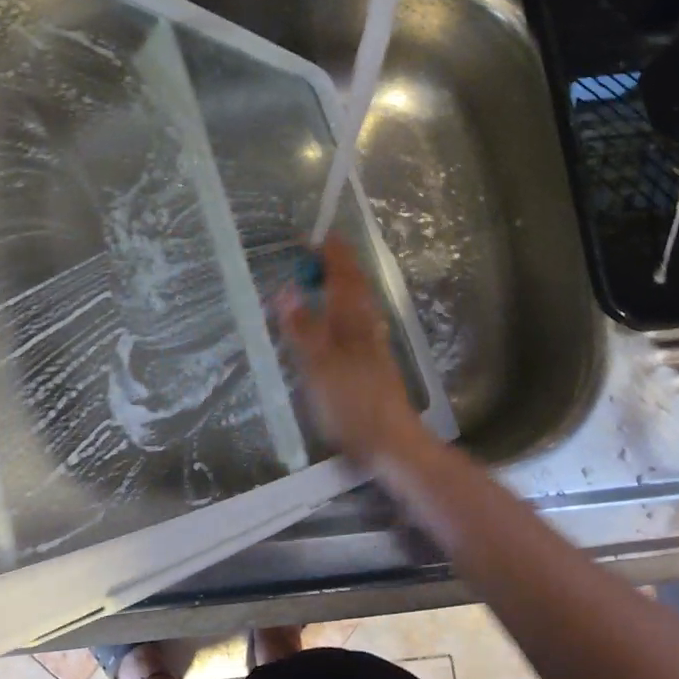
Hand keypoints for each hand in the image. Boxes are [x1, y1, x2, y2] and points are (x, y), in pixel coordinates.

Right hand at [277, 239, 431, 465]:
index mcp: (352, 318)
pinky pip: (356, 320)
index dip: (330, 252)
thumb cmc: (352, 402)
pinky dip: (342, 309)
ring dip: (341, 286)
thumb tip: (286, 288)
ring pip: (357, 302)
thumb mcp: (317, 365)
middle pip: (354, 284)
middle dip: (337, 264)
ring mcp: (372, 343)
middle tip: (314, 253)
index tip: (312, 236)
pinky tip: (334, 322)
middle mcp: (366, 324)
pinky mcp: (372, 362)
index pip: (343, 273)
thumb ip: (301, 326)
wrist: (392, 442)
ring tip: (320, 280)